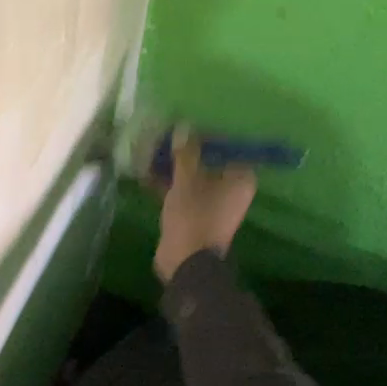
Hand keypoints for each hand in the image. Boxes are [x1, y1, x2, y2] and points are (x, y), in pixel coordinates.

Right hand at [155, 133, 257, 280]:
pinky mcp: (195, 214)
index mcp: (240, 178)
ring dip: (174, 165)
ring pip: (193, 176)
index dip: (209, 134)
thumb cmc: (194, 216)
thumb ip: (186, 153)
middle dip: (187, 149)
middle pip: (209, 161)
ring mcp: (213, 203)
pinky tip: (146, 171)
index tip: (189, 123)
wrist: (186, 262)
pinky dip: (168, 183)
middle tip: (167, 133)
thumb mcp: (187, 180)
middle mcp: (231, 189)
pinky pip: (183, 191)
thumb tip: (183, 127)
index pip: (228, 146)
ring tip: (152, 148)